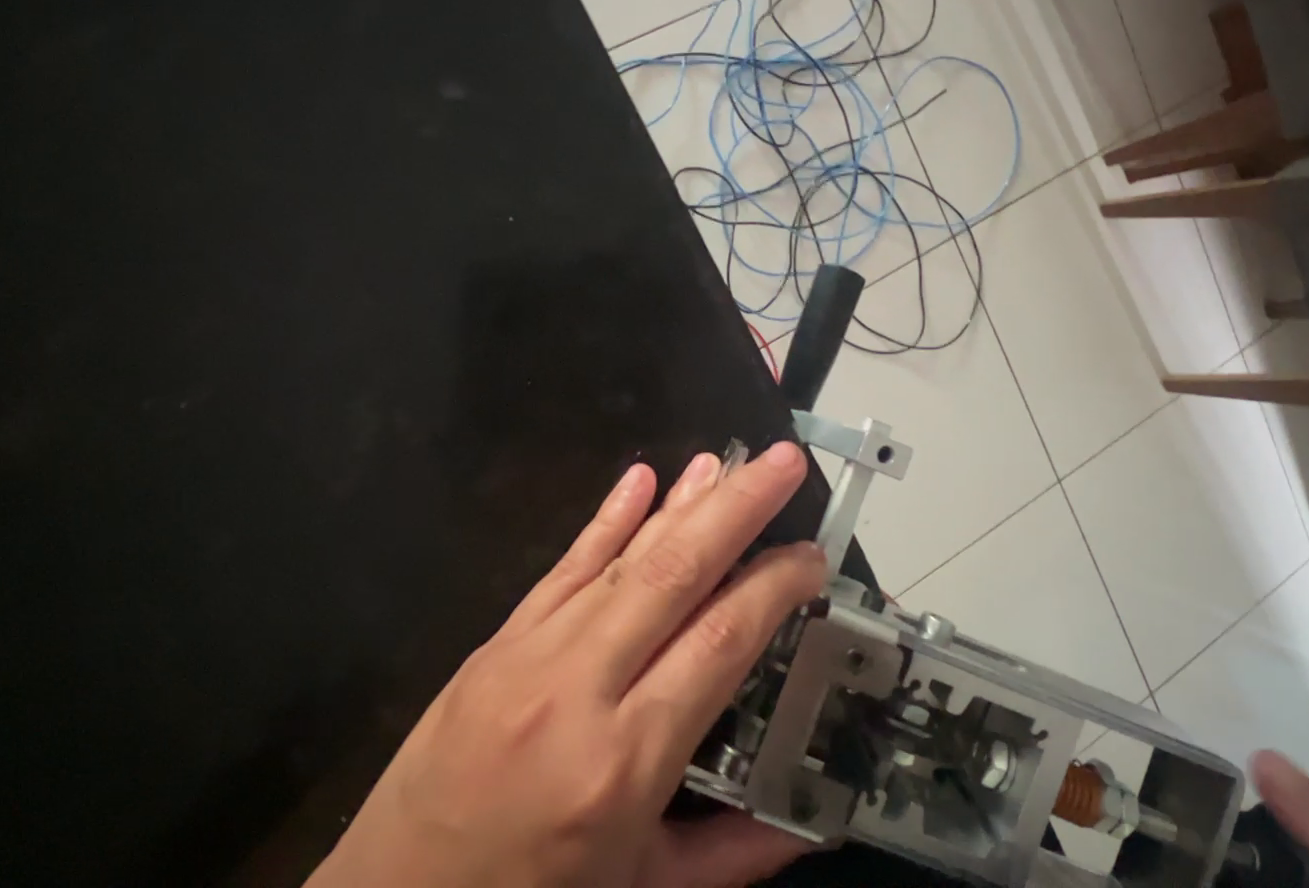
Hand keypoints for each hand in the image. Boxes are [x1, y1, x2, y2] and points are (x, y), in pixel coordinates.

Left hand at [307, 442, 826, 887]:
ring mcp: (532, 653)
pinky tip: (638, 480)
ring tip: (727, 461)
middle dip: (736, 510)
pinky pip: (561, 569)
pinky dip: (605, 520)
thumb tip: (810, 828)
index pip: (718, 642)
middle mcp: (580, 688)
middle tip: (782, 462)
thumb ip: (733, 855)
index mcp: (626, 759)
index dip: (771, 587)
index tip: (810, 556)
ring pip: (622, 561)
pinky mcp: (498, 641)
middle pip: (674, 576)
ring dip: (681, 504)